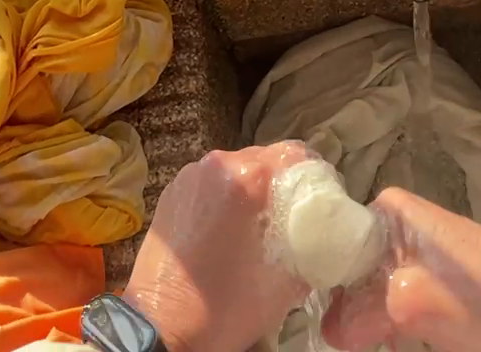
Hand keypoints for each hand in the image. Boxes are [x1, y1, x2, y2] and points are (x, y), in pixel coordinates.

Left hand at [122, 142, 314, 351]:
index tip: (319, 199)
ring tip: (256, 226)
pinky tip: (225, 229)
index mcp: (247, 177)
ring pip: (236, 169)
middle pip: (264, 158)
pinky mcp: (172, 189)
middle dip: (281, 184)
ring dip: (251, 190)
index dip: (313, 173)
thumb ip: (309, 247)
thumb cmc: (225, 306)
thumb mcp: (284, 284)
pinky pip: (210, 182)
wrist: (159, 328)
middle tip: (291, 216)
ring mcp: (190, 174)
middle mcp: (218, 163)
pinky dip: (224, 197)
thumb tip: (321, 233)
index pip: (295, 153)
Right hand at [322, 187, 480, 351]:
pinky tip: (378, 342)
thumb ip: (361, 314)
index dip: (318, 274)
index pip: (331, 235)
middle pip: (349, 266)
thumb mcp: (413, 305)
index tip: (307, 305)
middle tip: (327, 331)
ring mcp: (416, 256)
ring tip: (349, 341)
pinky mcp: (435, 287)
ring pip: (369, 289)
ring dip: (360, 318)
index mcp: (389, 210)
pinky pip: (391, 304)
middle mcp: (397, 225)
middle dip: (338, 300)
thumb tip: (327, 329)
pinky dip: (382, 326)